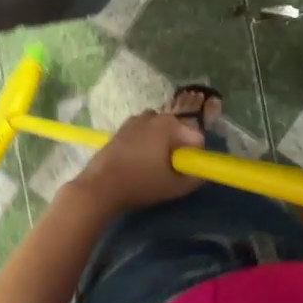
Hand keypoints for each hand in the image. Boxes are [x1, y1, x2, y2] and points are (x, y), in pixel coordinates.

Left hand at [66, 110, 204, 212]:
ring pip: (159, 131)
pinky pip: (143, 134)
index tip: (185, 171)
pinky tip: (138, 162)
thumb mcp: (176, 186)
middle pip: (177, 130)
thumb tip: (202, 171)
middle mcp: (152, 115)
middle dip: (178, 148)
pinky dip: (145, 144)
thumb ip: (196, 177)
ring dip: (161, 144)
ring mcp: (134, 120)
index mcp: (169, 124)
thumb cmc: (141, 183)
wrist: (100, 186)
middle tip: (170, 170)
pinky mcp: (120, 129)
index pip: (196, 137)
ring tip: (154, 166)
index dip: (195, 156)